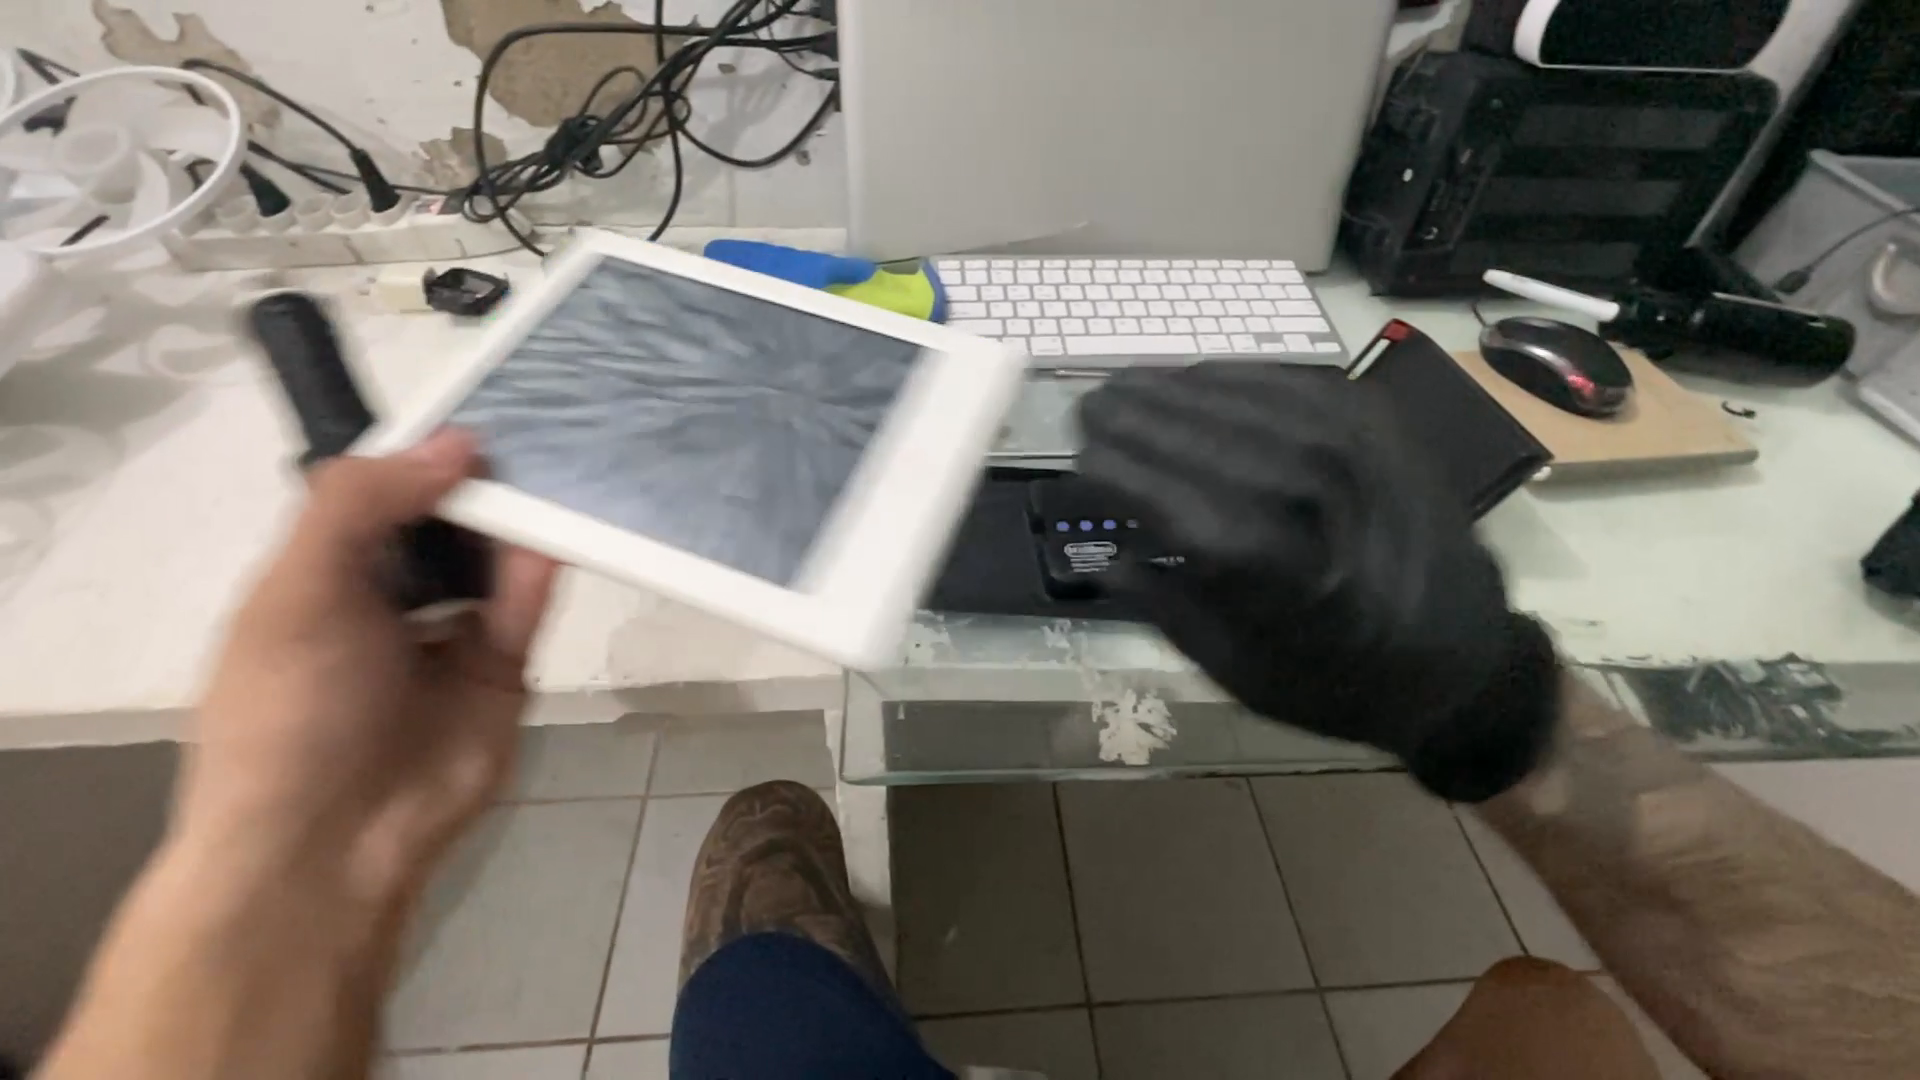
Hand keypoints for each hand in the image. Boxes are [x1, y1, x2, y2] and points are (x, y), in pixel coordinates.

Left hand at [175, 429, 558, 903]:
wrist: (339, 842)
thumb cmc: (294, 711)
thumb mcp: (298, 594)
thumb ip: (361, 506)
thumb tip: (458, 444)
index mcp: (321, 574)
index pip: (374, 496)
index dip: (417, 457)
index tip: (469, 417)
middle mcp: (387, 597)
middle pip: (443, 524)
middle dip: (478, 486)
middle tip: (530, 435)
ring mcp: (449, 633)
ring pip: (492, 561)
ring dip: (517, 523)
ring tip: (557, 472)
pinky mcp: (502, 667)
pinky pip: (525, 606)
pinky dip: (541, 571)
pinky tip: (562, 534)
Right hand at [1076, 362, 1557, 800]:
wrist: (1458, 663)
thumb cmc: (1335, 680)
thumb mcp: (1236, 669)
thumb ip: (1166, 607)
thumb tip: (1106, 562)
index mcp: (1267, 568)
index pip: (1165, 498)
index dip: (1115, 472)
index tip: (1078, 458)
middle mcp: (1310, 497)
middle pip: (1198, 438)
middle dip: (1132, 418)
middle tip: (1088, 406)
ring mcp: (1351, 450)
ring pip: (1240, 400)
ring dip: (1173, 388)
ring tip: (1127, 384)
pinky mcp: (1379, 425)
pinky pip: (1290, 383)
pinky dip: (1235, 377)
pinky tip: (1197, 376)